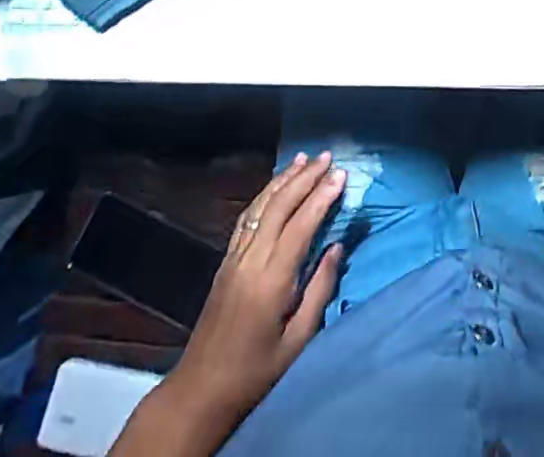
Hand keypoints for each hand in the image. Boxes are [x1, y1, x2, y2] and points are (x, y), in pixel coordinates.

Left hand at [111, 152, 346, 456]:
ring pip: (260, 207)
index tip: (340, 175)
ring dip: (283, 180)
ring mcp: (234, 257)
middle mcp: (250, 260)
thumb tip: (336, 247)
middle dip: (304, 179)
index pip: (301, 226)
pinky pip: (246, 218)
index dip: (321, 197)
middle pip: (279, 207)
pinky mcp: (225, 261)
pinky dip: (264, 196)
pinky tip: (275, 187)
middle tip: (327, 157)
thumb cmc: (257, 372)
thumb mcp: (298, 341)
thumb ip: (319, 290)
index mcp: (271, 281)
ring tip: (303, 159)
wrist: (202, 387)